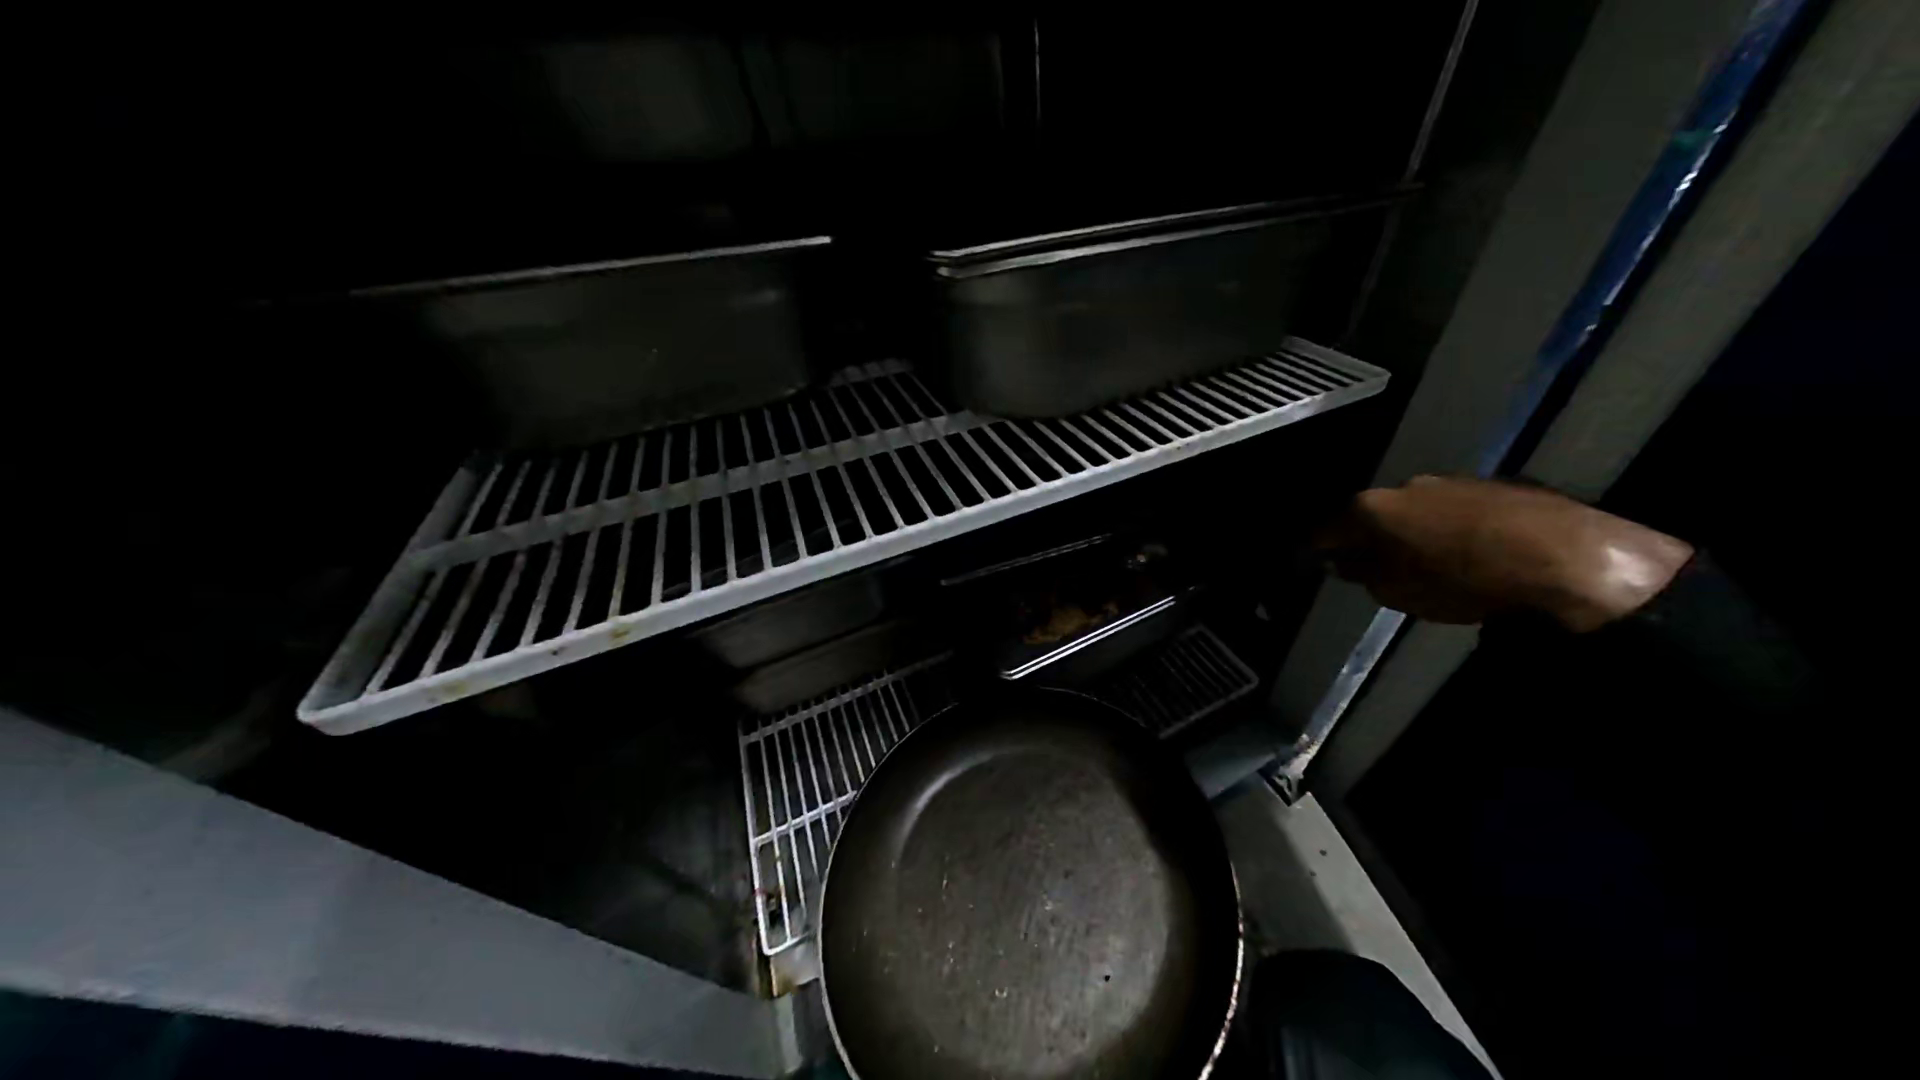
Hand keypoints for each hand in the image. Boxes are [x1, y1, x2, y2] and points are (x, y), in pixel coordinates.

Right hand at [1318, 476, 1693, 631]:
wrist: (1566, 559)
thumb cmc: (1464, 580)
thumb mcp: (1398, 592)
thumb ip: (1363, 573)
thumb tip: (1347, 561)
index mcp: (1371, 508)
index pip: (1326, 529)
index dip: (1319, 550)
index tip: (1320, 565)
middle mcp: (1404, 485)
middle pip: (1373, 514)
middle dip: (1371, 537)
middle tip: (1379, 567)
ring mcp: (1452, 480)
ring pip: (1417, 508)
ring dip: (1415, 530)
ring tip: (1432, 560)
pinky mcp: (1496, 483)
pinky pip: (1457, 508)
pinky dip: (1454, 527)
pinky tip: (1474, 551)